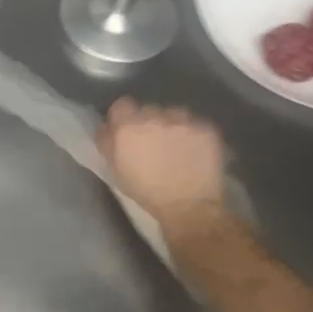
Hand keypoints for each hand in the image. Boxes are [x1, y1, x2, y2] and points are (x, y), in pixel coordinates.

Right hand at [95, 99, 227, 232]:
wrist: (188, 206)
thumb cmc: (146, 191)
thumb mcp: (115, 169)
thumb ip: (106, 142)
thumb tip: (106, 126)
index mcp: (128, 126)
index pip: (122, 104)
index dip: (125, 116)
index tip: (128, 129)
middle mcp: (155, 116)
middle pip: (149, 109)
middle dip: (150, 121)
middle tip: (154, 141)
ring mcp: (183, 120)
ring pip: (174, 114)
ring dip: (173, 124)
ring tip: (178, 145)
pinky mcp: (206, 128)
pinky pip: (196, 123)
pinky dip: (194, 133)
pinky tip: (195, 150)